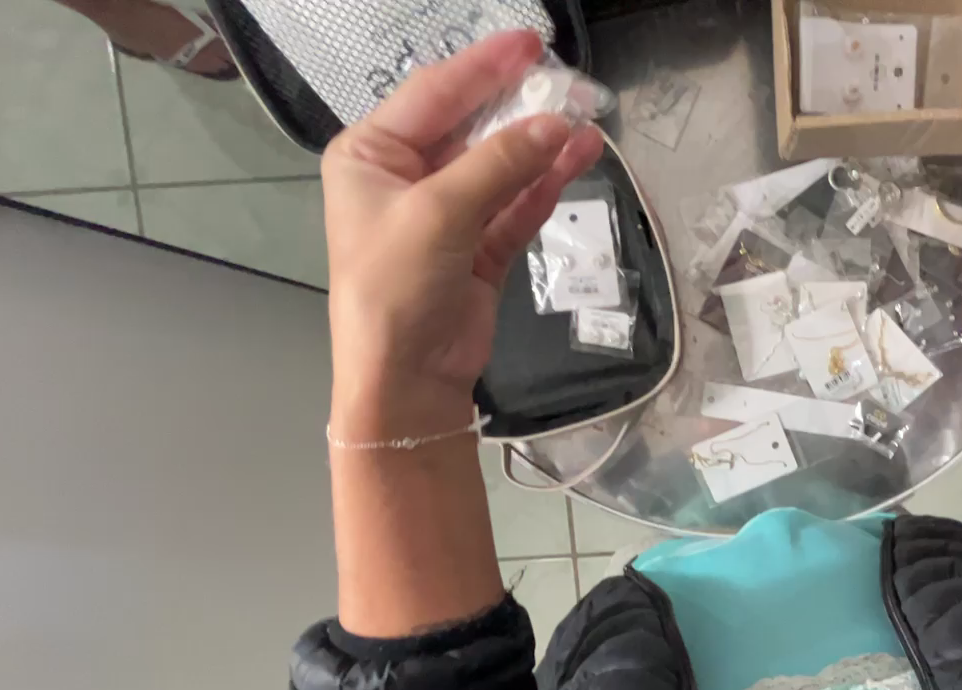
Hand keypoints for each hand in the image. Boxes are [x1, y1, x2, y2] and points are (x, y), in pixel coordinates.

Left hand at [322, 30, 603, 437]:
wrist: (408, 375)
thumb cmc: (395, 285)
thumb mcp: (439, 213)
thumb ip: (498, 166)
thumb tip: (556, 126)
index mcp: (373, 154)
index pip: (435, 96)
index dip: (484, 67)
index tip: (531, 43)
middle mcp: (410, 178)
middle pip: (473, 130)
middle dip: (521, 110)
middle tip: (571, 86)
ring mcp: (450, 216)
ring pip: (502, 172)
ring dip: (542, 152)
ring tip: (588, 127)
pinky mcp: (481, 252)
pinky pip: (516, 210)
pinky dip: (544, 190)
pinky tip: (574, 163)